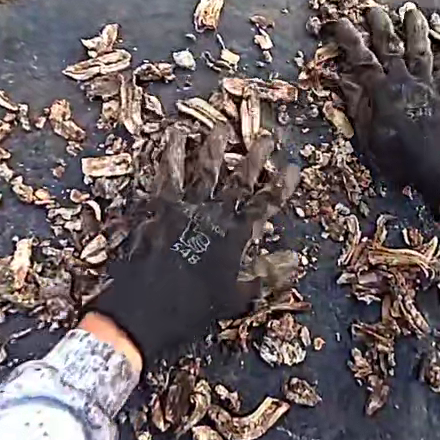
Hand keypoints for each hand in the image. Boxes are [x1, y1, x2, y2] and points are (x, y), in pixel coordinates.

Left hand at [92, 126, 298, 363]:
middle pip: (238, 181)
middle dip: (254, 159)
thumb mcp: (235, 299)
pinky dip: (171, 153)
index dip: (280, 187)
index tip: (292, 168)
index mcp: (234, 239)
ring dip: (214, 147)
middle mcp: (213, 217)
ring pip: (204, 171)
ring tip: (221, 126)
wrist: (145, 312)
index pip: (265, 206)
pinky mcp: (158, 207)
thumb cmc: (191, 310)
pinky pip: (167, 174)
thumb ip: (265, 276)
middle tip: (265, 137)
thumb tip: (295, 258)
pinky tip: (175, 135)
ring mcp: (185, 208)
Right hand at [321, 4, 439, 210]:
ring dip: (415, 29)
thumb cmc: (398, 158)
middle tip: (374, 8)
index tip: (339, 20)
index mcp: (382, 92)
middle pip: (391, 47)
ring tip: (412, 10)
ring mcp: (428, 85)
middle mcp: (404, 81)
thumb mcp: (368, 137)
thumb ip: (357, 105)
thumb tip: (344, 79)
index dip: (349, 39)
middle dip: (381, 26)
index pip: (361, 60)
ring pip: (421, 50)